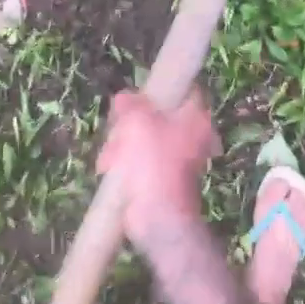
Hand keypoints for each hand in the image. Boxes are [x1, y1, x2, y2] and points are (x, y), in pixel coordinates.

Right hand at [97, 90, 219, 250]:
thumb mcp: (138, 121)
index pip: (183, 89)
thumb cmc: (154, 161)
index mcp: (195, 117)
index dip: (160, 88)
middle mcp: (191, 135)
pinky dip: (124, 162)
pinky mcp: (161, 176)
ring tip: (110, 156)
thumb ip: (130, 103)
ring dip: (122, 143)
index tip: (138, 93)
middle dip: (130, 122)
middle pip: (157, 114)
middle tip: (117, 129)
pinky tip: (109, 169)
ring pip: (144, 137)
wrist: (158, 215)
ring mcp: (177, 157)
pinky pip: (139, 159)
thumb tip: (125, 97)